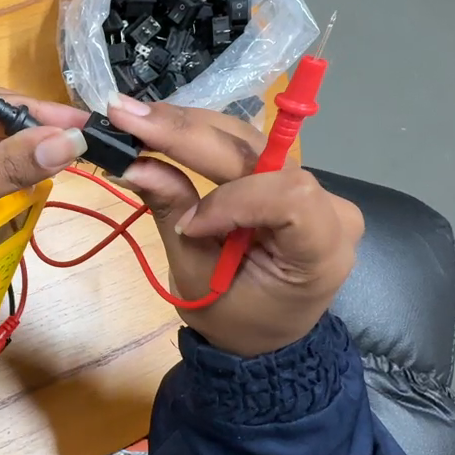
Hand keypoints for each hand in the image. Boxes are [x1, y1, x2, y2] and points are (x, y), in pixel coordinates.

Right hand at [106, 93, 362, 356]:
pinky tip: (161, 127)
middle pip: (259, 152)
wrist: (263, 337)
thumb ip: (173, 217)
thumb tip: (134, 165)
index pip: (289, 198)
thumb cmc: (234, 320)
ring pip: (249, 139)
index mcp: (320, 251)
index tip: (189, 226)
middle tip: (125, 116)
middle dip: (188, 134)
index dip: (234, 200)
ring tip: (134, 118)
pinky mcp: (287, 176)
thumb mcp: (196, 281)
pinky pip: (245, 147)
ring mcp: (314, 188)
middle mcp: (329, 209)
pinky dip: (199, 136)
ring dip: (188, 126)